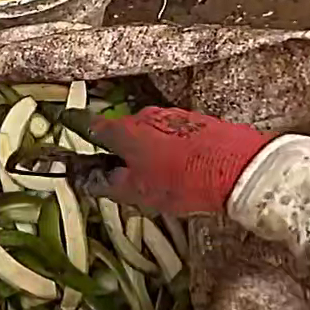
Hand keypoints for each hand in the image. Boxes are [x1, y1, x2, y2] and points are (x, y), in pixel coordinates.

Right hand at [81, 107, 273, 214]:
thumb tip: (88, 181)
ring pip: (150, 134)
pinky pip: (175, 135)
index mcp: (123, 132)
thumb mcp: (137, 193)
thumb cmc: (181, 181)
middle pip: (122, 132)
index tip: (65, 120)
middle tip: (127, 175)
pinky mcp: (198, 121)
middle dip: (121, 149)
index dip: (75, 125)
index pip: (89, 125)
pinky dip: (173, 149)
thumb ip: (108, 184)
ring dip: (149, 150)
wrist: (243, 169)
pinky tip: (185, 169)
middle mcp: (144, 117)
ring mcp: (173, 116)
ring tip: (162, 177)